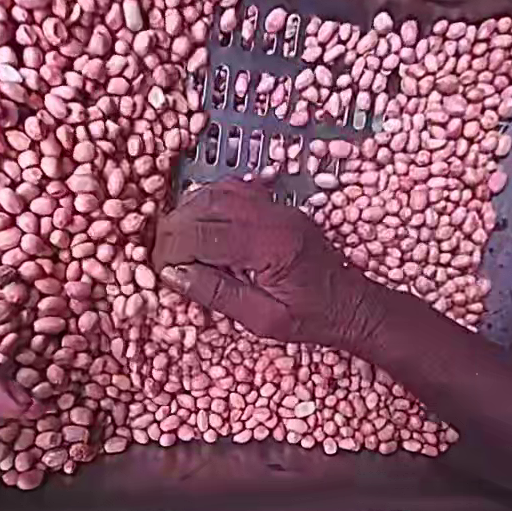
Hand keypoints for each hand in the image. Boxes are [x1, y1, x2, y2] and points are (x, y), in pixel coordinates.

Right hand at [153, 180, 383, 350]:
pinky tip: (197, 224)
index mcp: (271, 247)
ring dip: (186, 213)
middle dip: (173, 229)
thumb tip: (175, 275)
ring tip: (173, 242)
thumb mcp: (264, 320)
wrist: (354, 304)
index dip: (172, 250)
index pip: (204, 236)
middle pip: (205, 206)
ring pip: (216, 192)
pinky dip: (207, 203)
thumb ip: (218, 294)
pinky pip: (233, 190)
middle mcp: (274, 217)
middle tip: (158, 255)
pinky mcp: (277, 206)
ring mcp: (277, 207)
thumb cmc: (314, 319)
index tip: (157, 268)